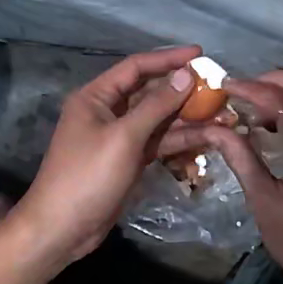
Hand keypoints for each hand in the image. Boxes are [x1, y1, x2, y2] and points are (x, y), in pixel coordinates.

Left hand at [14, 46, 201, 264]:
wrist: (62, 229)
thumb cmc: (87, 176)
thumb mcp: (125, 137)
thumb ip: (157, 104)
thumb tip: (186, 74)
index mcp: (97, 97)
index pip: (136, 67)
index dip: (168, 58)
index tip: (200, 54)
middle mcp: (108, 111)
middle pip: (150, 91)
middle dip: (183, 89)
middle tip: (216, 87)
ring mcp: (120, 136)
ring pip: (158, 118)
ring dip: (186, 116)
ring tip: (220, 112)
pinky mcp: (129, 158)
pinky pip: (159, 140)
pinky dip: (180, 138)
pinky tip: (207, 136)